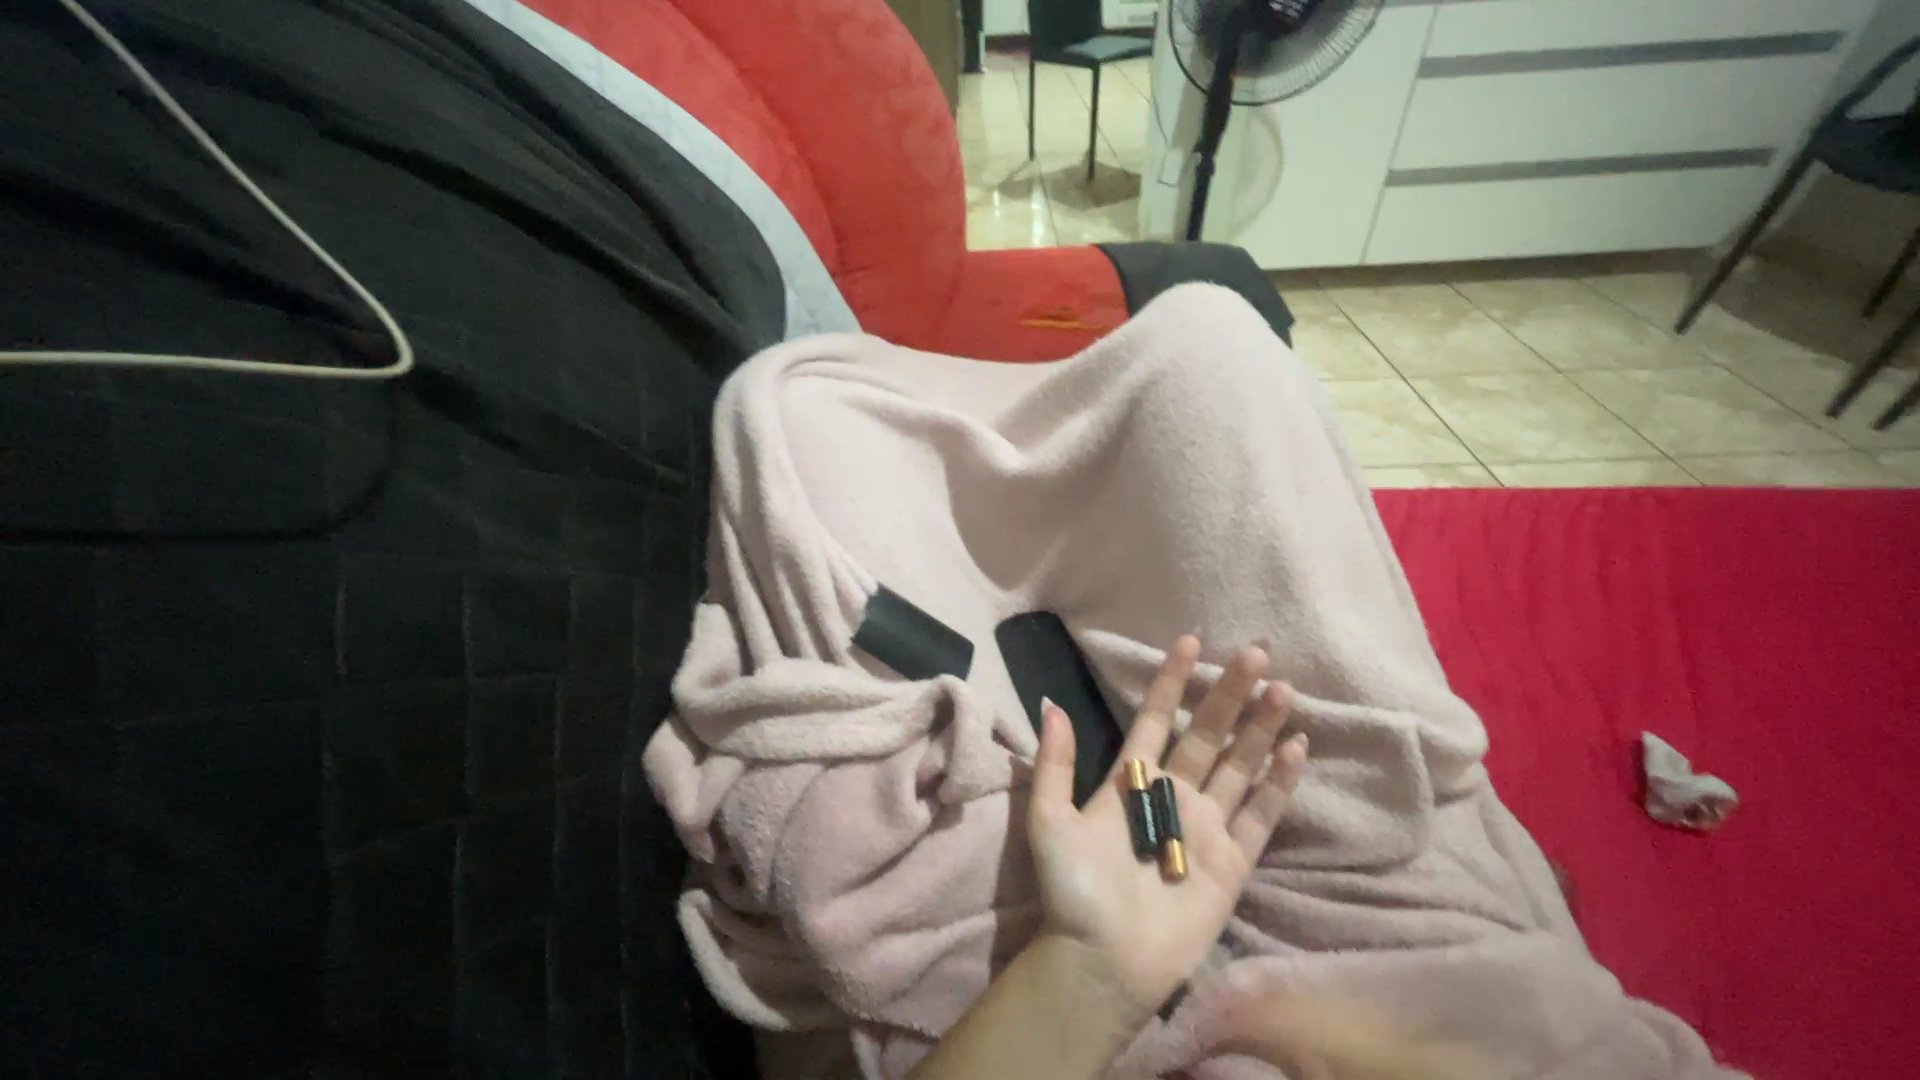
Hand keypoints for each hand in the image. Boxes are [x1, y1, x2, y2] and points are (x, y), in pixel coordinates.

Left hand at [1026, 636, 1308, 1019]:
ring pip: (1240, 766)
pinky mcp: (1232, 862)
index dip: (1171, 682)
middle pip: (1208, 734)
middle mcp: (1173, 795)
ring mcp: (1206, 826)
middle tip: (1256, 653)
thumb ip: (1055, 762)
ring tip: (1283, 689)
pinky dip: (1279, 783)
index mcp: (1131, 781)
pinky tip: (1296, 747)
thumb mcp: (1048, 819)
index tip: (1190, 640)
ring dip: (1261, 728)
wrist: (1101, 960)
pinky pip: (1261, 815)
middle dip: (1230, 694)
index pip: (1156, 719)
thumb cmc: (1072, 890)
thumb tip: (1049, 703)